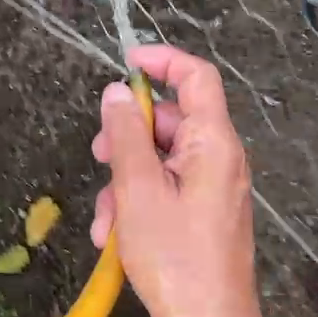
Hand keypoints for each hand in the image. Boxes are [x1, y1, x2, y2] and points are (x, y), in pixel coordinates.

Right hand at [90, 45, 261, 316]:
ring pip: (162, 158)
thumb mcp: (138, 189)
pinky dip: (139, 202)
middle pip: (172, 120)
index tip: (126, 61)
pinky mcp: (205, 214)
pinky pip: (168, 188)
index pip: (197, 76)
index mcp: (214, 142)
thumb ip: (126, 133)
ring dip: (125, 179)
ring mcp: (213, 188)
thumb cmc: (176, 257)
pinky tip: (115, 236)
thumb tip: (116, 91)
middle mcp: (220, 158)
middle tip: (97, 152)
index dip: (163, 59)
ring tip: (105, 217)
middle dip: (128, 134)